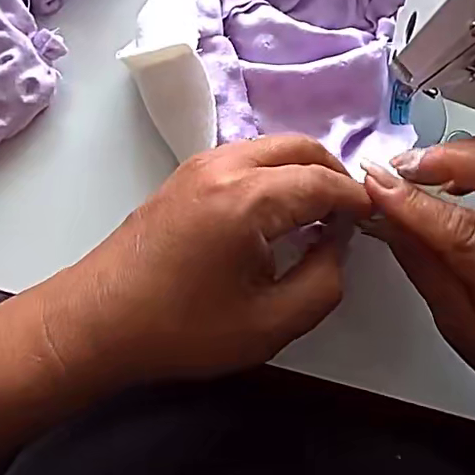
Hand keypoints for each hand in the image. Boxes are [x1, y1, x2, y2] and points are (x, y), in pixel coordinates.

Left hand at [36, 135, 369, 389]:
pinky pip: (247, 155)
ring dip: (304, 169)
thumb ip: (323, 282)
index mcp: (248, 198)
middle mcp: (226, 165)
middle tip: (350, 213)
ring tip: (318, 212)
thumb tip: (338, 243)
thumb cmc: (182, 329)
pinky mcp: (187, 172)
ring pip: (272, 145)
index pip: (322, 181)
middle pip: (300, 147)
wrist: (98, 320)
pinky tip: (278, 209)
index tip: (376, 217)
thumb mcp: (268, 324)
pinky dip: (276, 170)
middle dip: (334, 173)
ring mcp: (202, 163)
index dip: (356, 198)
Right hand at [361, 137, 474, 416]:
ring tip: (420, 166)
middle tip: (403, 166)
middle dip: (450, 157)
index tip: (379, 184)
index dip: (416, 203)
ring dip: (464, 151)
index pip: (469, 232)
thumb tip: (385, 213)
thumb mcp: (454, 324)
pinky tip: (451, 169)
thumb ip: (420, 262)